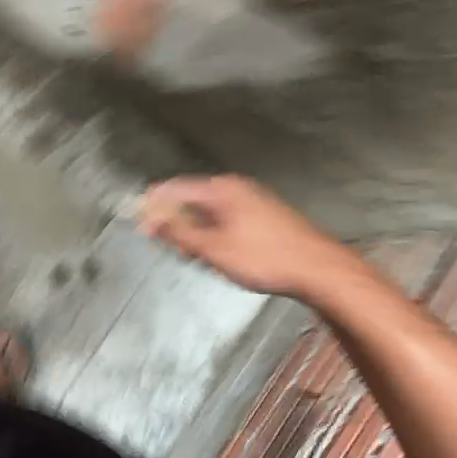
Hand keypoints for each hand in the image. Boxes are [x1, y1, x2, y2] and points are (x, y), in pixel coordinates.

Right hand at [138, 175, 358, 297]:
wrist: (319, 270)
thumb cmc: (263, 258)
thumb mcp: (213, 249)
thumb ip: (178, 233)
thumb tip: (149, 219)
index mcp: (221, 189)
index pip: (174, 189)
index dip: (152, 205)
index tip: (137, 222)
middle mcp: (235, 188)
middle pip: (191, 199)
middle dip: (175, 222)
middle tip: (169, 246)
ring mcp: (252, 200)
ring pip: (209, 211)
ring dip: (195, 231)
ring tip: (195, 256)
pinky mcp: (263, 216)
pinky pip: (226, 218)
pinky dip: (213, 233)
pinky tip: (218, 254)